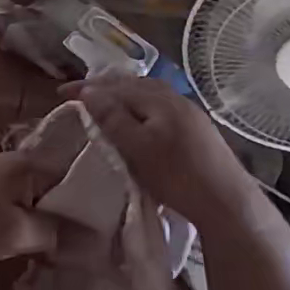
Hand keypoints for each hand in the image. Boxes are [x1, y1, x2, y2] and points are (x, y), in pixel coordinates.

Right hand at [58, 74, 253, 225]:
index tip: (60, 92)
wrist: (229, 205)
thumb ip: (112, 117)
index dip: (86, 88)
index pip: (115, 85)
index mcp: (159, 99)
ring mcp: (190, 113)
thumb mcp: (137, 148)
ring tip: (104, 104)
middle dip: (105, 87)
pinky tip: (136, 120)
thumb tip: (89, 91)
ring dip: (123, 95)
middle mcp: (176, 99)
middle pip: (134, 84)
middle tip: (80, 95)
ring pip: (148, 95)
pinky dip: (138, 106)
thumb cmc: (177, 176)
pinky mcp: (197, 130)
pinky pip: (159, 106)